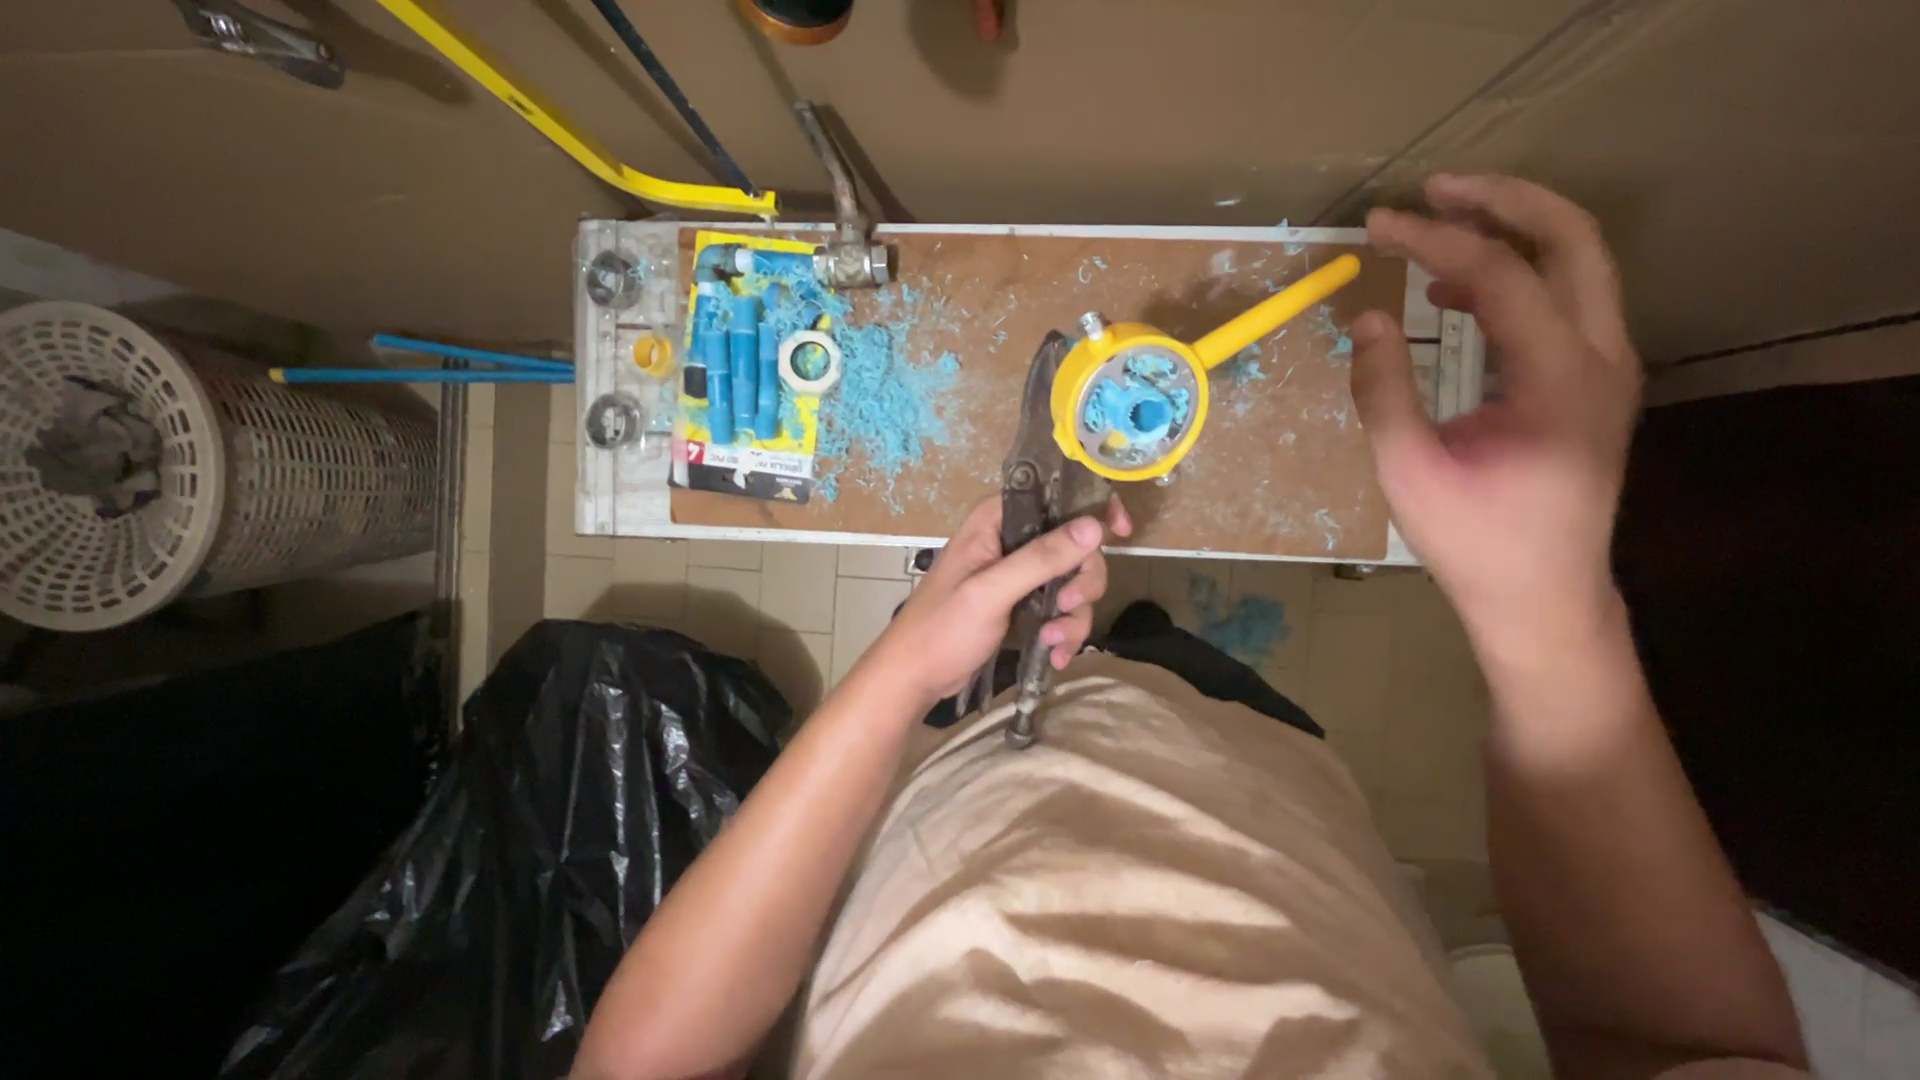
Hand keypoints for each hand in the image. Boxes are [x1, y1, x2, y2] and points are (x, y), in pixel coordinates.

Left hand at [856, 495, 1131, 707]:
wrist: (915, 677)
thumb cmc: (942, 628)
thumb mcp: (991, 591)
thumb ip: (1041, 558)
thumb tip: (1094, 526)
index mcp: (997, 520)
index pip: (1055, 494)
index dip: (1091, 508)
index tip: (1120, 532)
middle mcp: (1012, 540)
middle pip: (1076, 544)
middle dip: (1082, 580)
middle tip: (1070, 604)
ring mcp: (1019, 575)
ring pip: (1074, 581)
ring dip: (1074, 615)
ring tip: (1054, 642)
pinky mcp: (1024, 605)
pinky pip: (1062, 609)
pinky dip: (1066, 631)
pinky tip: (1057, 654)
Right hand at [1352, 175, 1641, 660]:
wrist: (1540, 594)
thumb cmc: (1472, 540)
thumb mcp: (1408, 469)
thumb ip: (1384, 389)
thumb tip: (1366, 318)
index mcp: (1558, 377)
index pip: (1499, 275)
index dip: (1433, 242)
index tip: (1376, 226)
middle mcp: (1601, 357)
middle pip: (1572, 239)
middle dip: (1502, 200)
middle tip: (1434, 189)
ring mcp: (1606, 368)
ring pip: (1579, 263)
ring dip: (1513, 232)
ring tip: (1439, 226)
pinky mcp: (1591, 383)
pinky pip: (1564, 303)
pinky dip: (1514, 279)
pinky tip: (1454, 297)